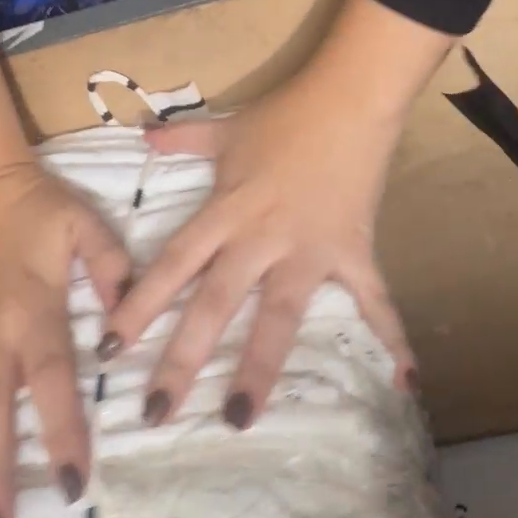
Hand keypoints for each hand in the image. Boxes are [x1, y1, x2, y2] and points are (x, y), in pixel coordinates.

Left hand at [99, 63, 421, 432]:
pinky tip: (405, 381)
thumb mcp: (226, 128)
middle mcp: (260, 238)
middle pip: (215, 301)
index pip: (175, 262)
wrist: (347, 100)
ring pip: (279, 314)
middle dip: (183, 358)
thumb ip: (182, 139)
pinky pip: (373, 299)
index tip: (111, 348)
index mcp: (227, 210)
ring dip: (259, 365)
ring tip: (238, 417)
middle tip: (155, 414)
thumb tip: (141, 135)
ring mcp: (308, 250)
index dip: (140, 304)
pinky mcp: (352, 252)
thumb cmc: (282, 116)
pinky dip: (393, 336)